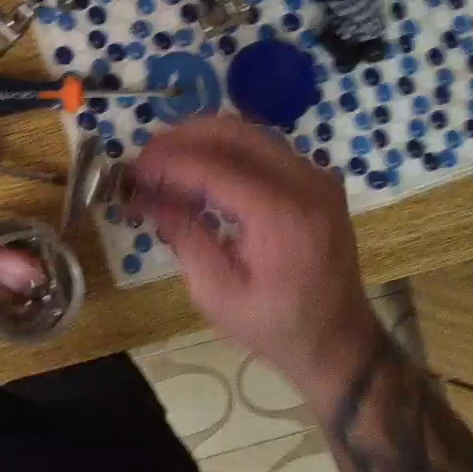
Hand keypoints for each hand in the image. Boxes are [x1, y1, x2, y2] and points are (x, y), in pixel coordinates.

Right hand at [130, 115, 382, 393]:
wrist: (339, 340)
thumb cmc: (275, 326)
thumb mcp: (216, 292)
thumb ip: (184, 235)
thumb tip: (146, 196)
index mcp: (281, 216)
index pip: (213, 166)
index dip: (167, 162)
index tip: (133, 170)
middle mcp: (304, 183)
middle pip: (233, 133)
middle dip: (181, 139)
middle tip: (145, 160)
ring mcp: (315, 177)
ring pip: (248, 132)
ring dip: (201, 140)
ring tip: (165, 162)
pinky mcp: (315, 180)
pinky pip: (263, 147)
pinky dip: (225, 150)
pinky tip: (199, 173)